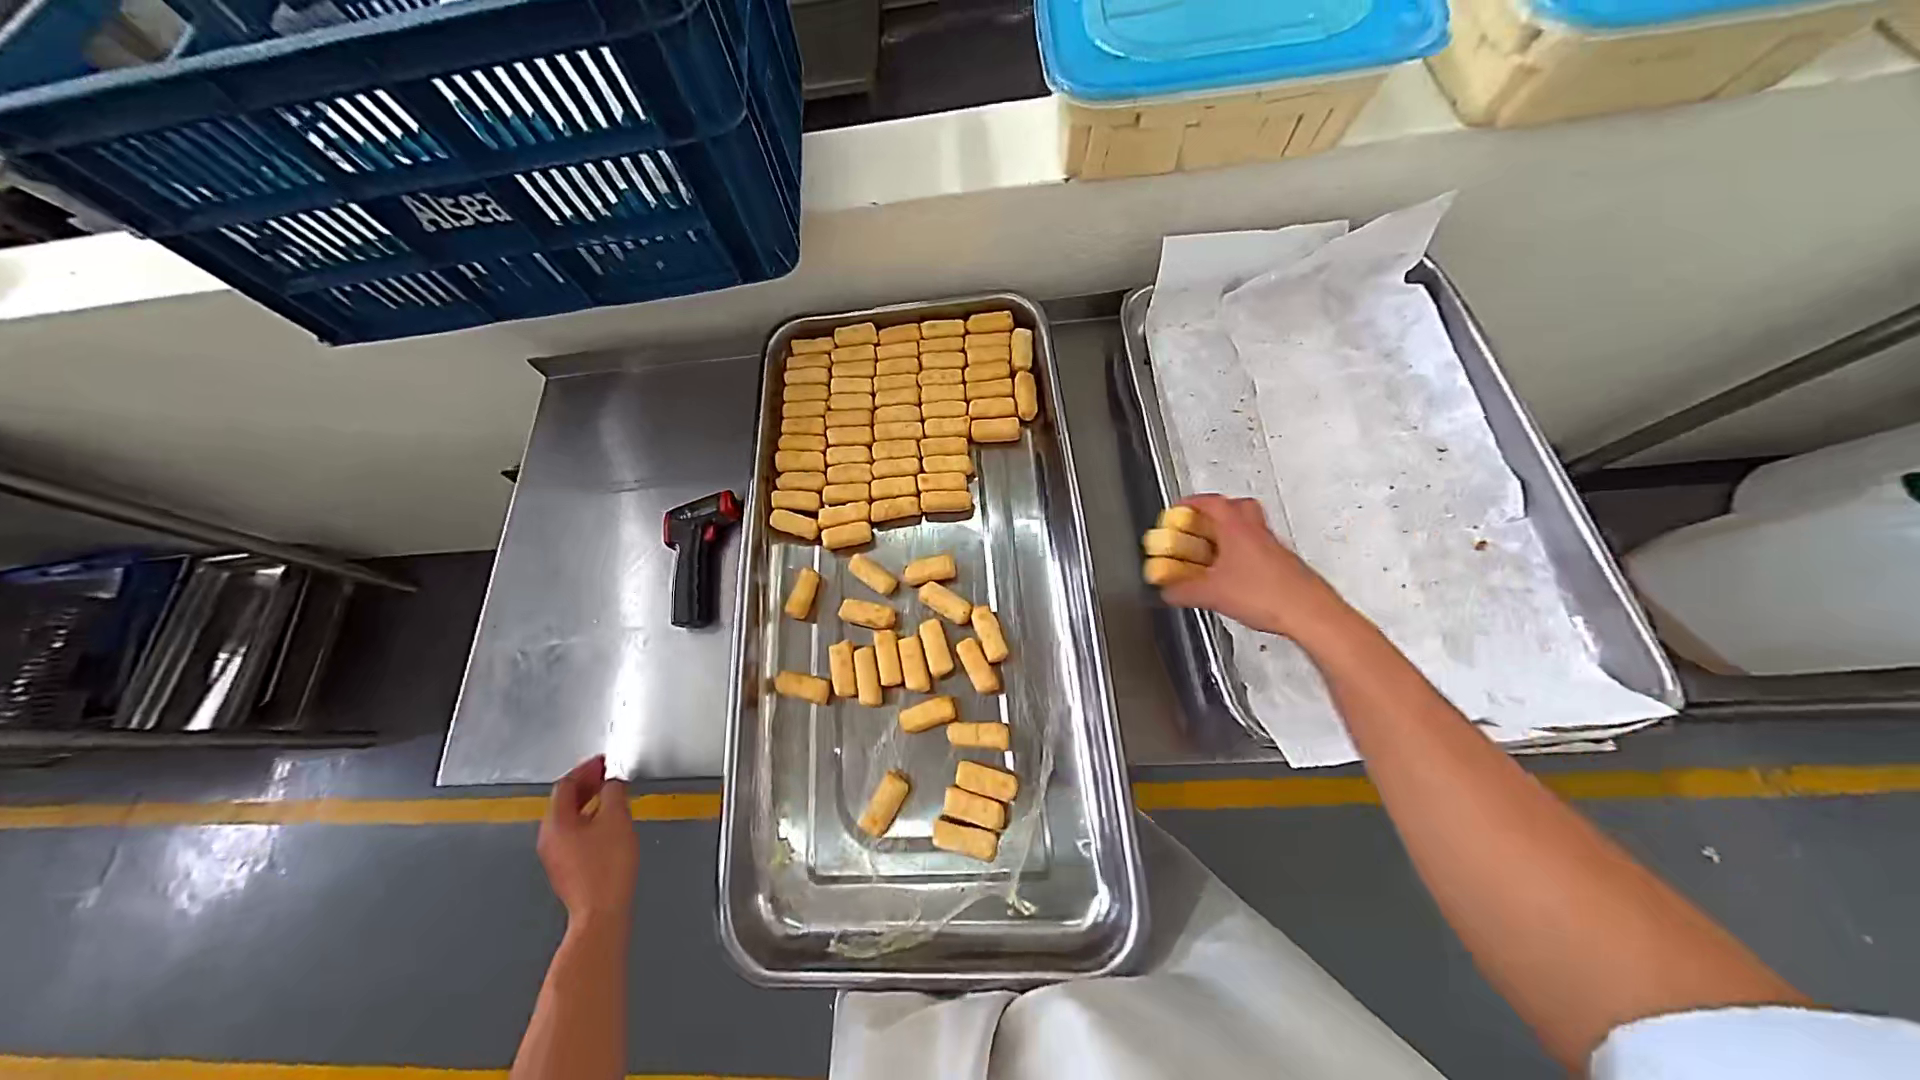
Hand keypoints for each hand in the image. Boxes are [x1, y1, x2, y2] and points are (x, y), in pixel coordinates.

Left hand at [537, 755, 637, 927]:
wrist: (601, 911)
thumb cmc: (608, 864)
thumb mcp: (617, 819)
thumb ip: (613, 793)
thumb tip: (611, 783)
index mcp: (556, 822)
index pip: (566, 785)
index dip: (585, 769)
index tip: (603, 761)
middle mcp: (549, 837)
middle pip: (564, 801)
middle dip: (586, 784)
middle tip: (607, 773)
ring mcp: (555, 855)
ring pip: (569, 818)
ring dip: (588, 801)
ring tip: (610, 793)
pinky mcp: (566, 867)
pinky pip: (574, 833)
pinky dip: (588, 818)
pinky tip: (607, 821)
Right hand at [1158, 494, 1354, 646]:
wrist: (1309, 613)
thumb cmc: (1271, 595)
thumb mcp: (1211, 594)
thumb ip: (1182, 591)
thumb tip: (1168, 591)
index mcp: (1237, 529)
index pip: (1211, 502)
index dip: (1190, 503)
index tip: (1178, 510)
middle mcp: (1258, 532)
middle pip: (1236, 506)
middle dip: (1214, 512)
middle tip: (1199, 524)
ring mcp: (1273, 546)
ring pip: (1249, 528)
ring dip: (1229, 534)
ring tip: (1212, 553)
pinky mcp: (1282, 564)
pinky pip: (1258, 549)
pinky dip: (1242, 556)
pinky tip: (1233, 576)